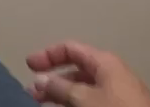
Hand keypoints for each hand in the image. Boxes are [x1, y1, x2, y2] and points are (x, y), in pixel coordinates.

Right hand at [26, 41, 149, 106]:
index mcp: (104, 61)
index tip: (29, 66)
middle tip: (33, 93)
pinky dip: (76, 105)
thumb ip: (60, 87)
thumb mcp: (84, 99)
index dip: (47, 55)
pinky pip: (93, 102)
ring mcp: (120, 95)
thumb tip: (39, 80)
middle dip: (52, 81)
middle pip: (75, 70)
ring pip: (84, 90)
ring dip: (62, 96)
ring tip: (43, 105)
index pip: (69, 48)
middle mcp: (112, 74)